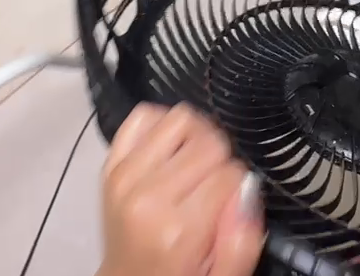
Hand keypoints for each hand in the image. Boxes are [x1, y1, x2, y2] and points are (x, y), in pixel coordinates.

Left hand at [97, 103, 264, 275]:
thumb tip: (247, 189)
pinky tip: (170, 150)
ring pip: (182, 118)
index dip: (238, 186)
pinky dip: (162, 125)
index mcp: (178, 231)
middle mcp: (148, 197)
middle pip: (210, 141)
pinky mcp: (112, 162)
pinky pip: (144, 115)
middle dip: (221, 161)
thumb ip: (241, 244)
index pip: (232, 172)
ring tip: (194, 164)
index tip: (230, 205)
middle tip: (213, 187)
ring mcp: (125, 175)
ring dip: (196, 136)